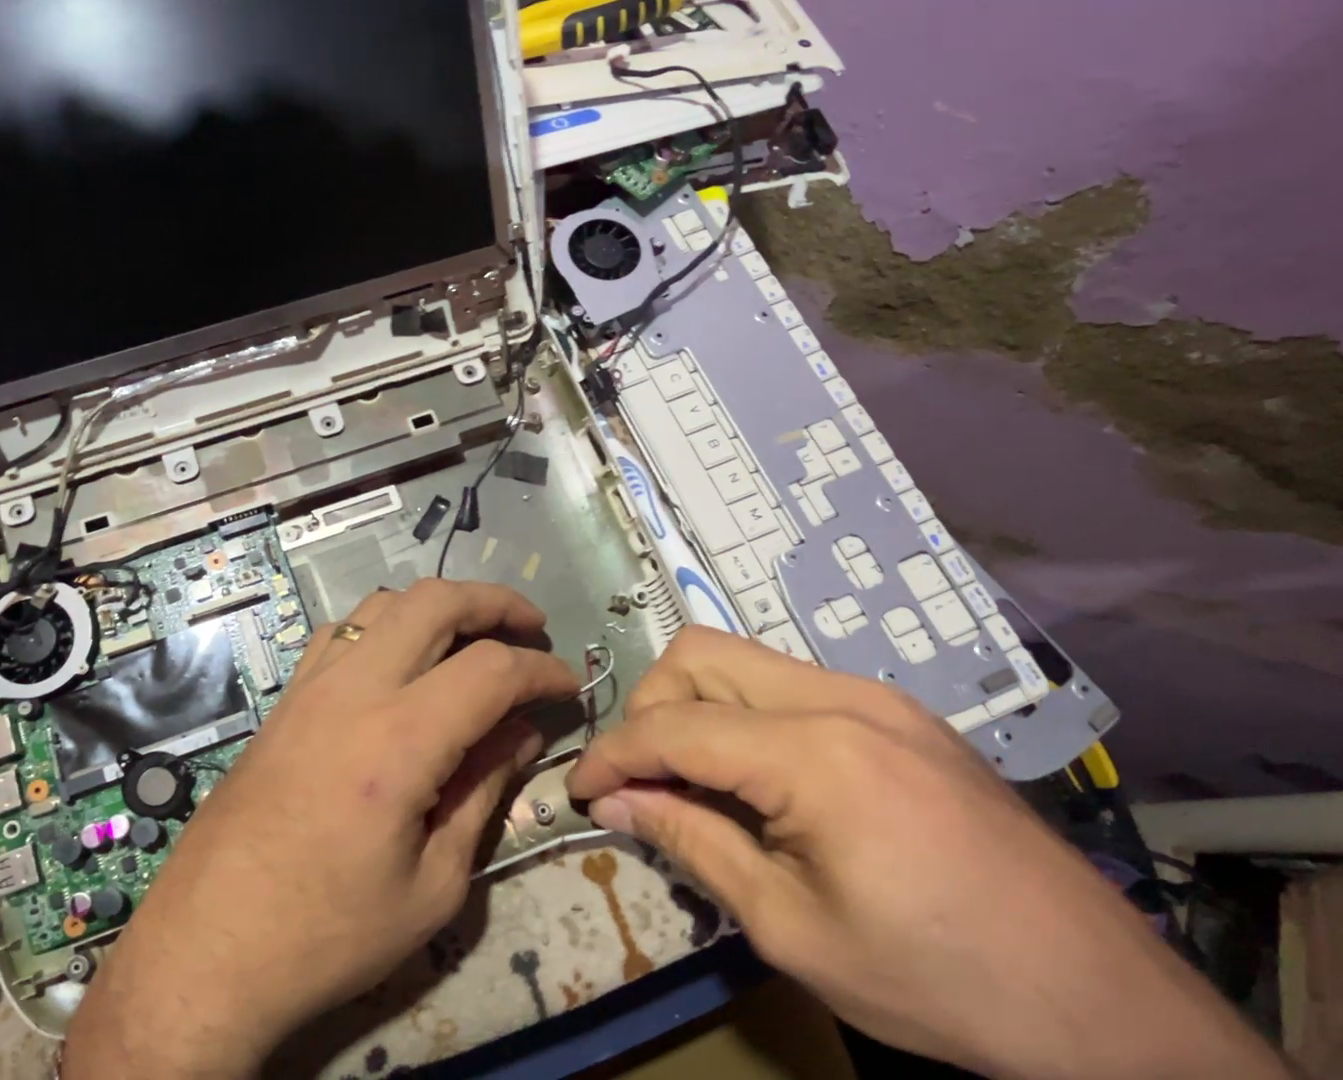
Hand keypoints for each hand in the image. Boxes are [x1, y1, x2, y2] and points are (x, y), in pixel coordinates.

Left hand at [62, 580, 578, 1078]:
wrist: (209, 950)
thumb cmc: (329, 935)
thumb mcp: (434, 885)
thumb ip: (482, 793)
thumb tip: (521, 733)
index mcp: (399, 740)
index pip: (492, 669)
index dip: (543, 672)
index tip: (569, 689)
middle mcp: (352, 692)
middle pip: (433, 601)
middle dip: (495, 602)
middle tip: (531, 631)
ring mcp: (308, 690)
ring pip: (381, 605)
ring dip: (436, 609)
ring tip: (470, 642)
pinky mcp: (282, 704)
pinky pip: (339, 635)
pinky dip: (384, 628)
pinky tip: (400, 666)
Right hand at [567, 627, 1290, 1079]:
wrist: (1101, 1003)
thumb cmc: (935, 979)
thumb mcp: (790, 927)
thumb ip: (692, 842)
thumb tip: (614, 798)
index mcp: (815, 753)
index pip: (672, 724)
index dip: (610, 753)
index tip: (578, 791)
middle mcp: (844, 699)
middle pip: (699, 654)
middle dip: (648, 709)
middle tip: (643, 781)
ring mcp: (881, 699)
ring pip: (745, 660)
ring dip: (695, 707)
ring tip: (692, 782)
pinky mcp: (904, 716)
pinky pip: (792, 686)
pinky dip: (746, 717)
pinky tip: (756, 781)